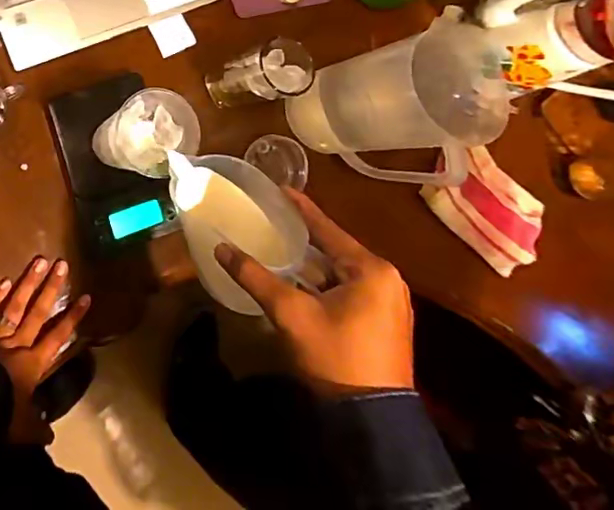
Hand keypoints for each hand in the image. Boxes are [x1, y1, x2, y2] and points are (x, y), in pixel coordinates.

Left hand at [0, 256, 90, 444]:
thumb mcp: (21, 428)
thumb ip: (36, 427)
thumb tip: (49, 435)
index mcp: (32, 364)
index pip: (58, 337)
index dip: (72, 318)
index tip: (86, 297)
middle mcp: (18, 344)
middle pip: (38, 313)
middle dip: (52, 289)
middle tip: (63, 264)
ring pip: (16, 306)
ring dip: (28, 283)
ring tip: (40, 260)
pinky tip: (4, 280)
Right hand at [214, 188, 413, 394]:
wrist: (373, 424)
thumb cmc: (335, 359)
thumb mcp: (292, 315)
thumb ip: (257, 278)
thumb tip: (222, 248)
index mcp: (372, 269)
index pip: (328, 228)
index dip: (302, 209)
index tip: (281, 189)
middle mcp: (388, 279)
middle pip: (336, 251)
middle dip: (306, 240)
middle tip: (276, 223)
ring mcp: (392, 304)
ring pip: (343, 273)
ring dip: (315, 267)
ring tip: (284, 250)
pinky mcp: (387, 325)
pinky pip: (351, 292)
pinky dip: (327, 286)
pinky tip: (304, 285)